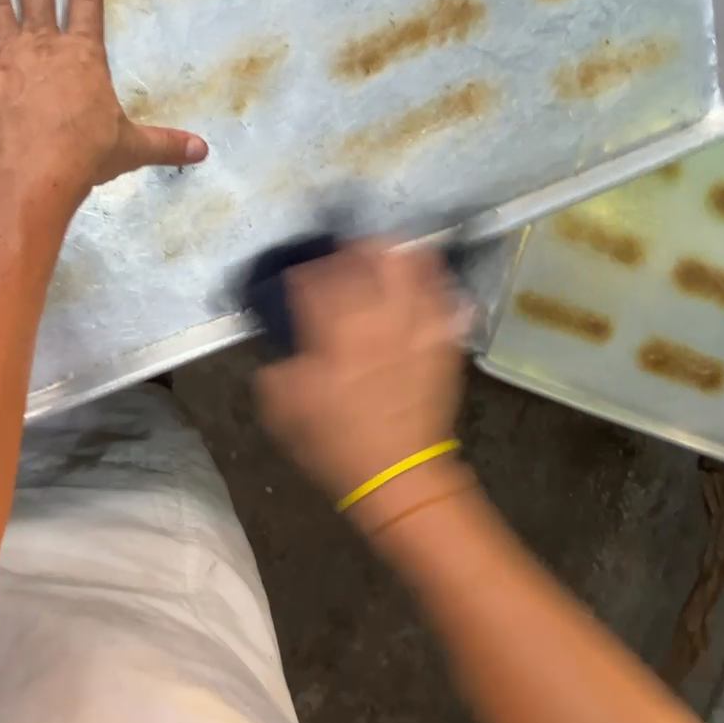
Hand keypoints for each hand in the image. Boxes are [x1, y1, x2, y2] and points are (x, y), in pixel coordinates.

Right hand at [255, 241, 468, 513]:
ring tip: (384, 253)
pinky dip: (434, 282)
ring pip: (409, 268)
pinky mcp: (441, 342)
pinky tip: (425, 278)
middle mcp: (374, 322)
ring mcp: (413, 329)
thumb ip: (278, 370)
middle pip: (366, 260)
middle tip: (344, 252)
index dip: (305, 273)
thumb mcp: (285, 409)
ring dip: (393, 254)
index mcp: (331, 336)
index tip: (299, 277)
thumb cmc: (335, 443)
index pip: (315, 283)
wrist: (397, 473)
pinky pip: (444, 298)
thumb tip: (284, 350)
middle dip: (351, 249)